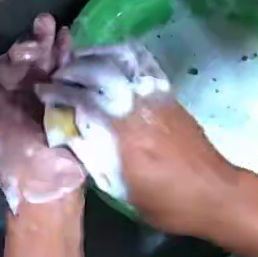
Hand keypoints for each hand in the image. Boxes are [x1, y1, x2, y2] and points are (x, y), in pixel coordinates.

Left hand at [0, 14, 85, 215]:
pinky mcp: (76, 103)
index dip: (18, 52)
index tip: (22, 50)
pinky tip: (74, 44)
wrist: (45, 182)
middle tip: (44, 22)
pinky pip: (75, 78)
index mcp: (9, 93)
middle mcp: (31, 90)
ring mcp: (55, 96)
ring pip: (56, 64)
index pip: (13, 63)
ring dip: (58, 45)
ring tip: (61, 28)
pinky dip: (74, 61)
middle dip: (40, 40)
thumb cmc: (12, 153)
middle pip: (36, 59)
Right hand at [36, 43, 242, 239]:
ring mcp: (155, 95)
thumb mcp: (122, 189)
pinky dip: (122, 54)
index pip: (82, 99)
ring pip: (120, 61)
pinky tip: (110, 58)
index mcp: (123, 133)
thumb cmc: (167, 201)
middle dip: (72, 69)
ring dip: (94, 57)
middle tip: (57, 75)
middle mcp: (137, 106)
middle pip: (98, 72)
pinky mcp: (167, 93)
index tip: (43, 91)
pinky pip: (143, 63)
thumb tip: (69, 133)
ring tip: (78, 63)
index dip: (58, 92)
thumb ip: (94, 158)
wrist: (214, 192)